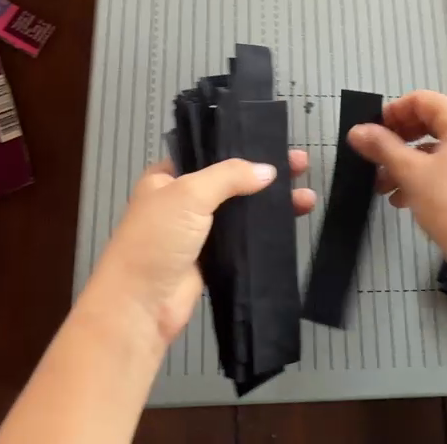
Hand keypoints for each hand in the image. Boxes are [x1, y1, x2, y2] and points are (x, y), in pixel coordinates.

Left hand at [84, 151, 315, 345]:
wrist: (139, 306)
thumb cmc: (156, 239)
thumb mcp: (189, 194)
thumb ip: (229, 176)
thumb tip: (268, 170)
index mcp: (167, 176)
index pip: (209, 151)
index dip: (241, 145)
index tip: (275, 141)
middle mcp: (182, 199)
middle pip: (231, 179)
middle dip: (264, 172)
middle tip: (301, 165)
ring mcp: (197, 230)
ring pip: (241, 210)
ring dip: (270, 203)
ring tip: (307, 195)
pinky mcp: (212, 258)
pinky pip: (243, 238)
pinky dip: (265, 231)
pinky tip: (291, 223)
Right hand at [348, 90, 446, 276]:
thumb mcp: (410, 172)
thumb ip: (382, 147)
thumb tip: (356, 131)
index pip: (422, 100)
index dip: (393, 111)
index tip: (371, 129)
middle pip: (428, 123)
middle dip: (397, 140)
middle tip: (374, 155)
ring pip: (435, 149)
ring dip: (405, 162)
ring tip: (382, 185)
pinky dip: (423, 176)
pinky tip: (402, 199)